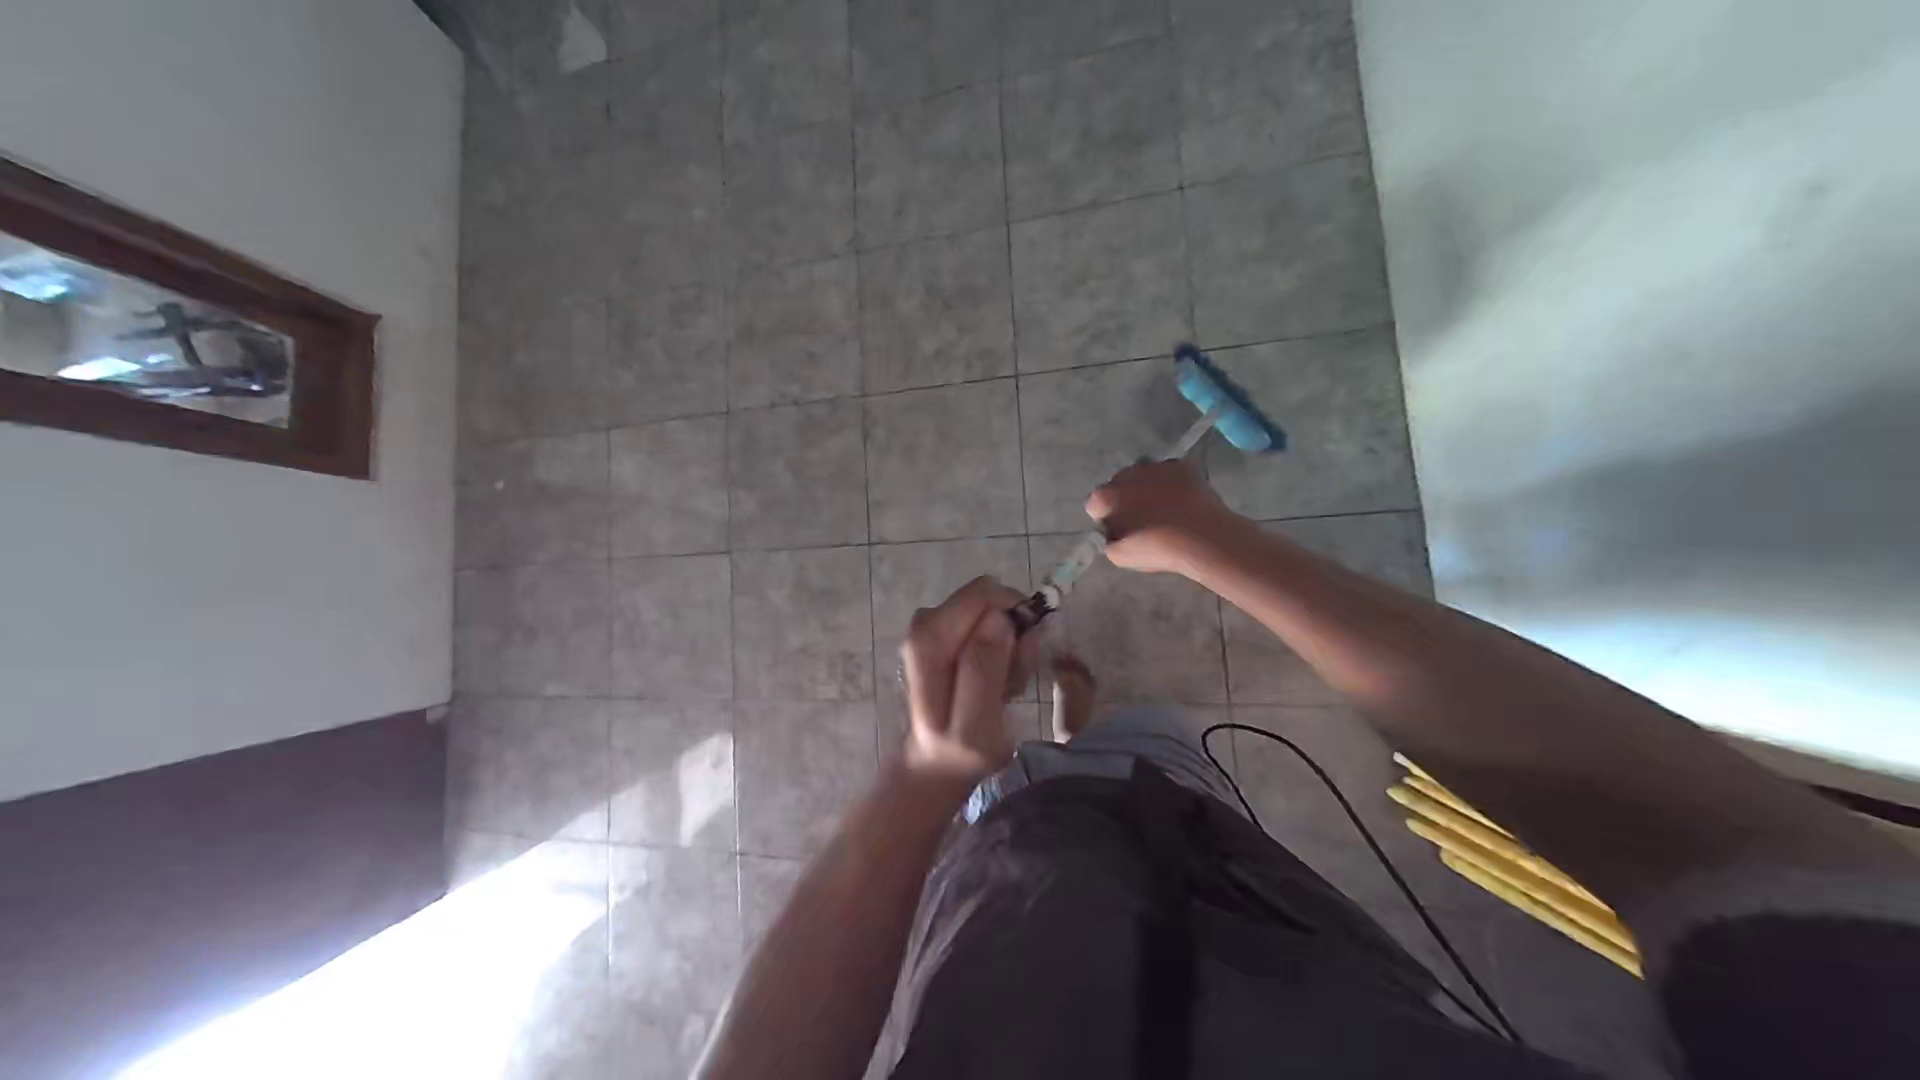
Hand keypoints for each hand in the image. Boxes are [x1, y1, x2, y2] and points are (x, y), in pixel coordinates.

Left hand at [899, 577, 1039, 783]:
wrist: (937, 760)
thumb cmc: (960, 750)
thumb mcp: (977, 723)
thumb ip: (984, 669)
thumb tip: (999, 618)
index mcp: (928, 639)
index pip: (986, 595)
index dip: (1014, 619)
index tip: (1019, 661)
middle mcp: (926, 620)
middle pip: (991, 600)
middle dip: (1014, 635)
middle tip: (1014, 680)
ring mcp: (933, 624)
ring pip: (995, 612)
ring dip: (1011, 649)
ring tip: (1005, 688)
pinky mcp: (945, 631)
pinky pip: (990, 624)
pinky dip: (1003, 652)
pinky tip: (997, 684)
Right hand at [1085, 460, 1246, 575]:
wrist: (1203, 538)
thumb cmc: (1157, 550)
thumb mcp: (1120, 556)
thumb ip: (1108, 540)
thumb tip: (1112, 532)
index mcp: (1105, 496)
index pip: (1095, 505)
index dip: (1105, 518)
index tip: (1120, 530)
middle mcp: (1125, 474)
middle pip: (1118, 485)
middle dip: (1125, 498)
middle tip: (1143, 519)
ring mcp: (1154, 466)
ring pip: (1143, 475)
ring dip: (1147, 486)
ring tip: (1165, 508)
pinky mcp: (1181, 464)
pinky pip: (1169, 472)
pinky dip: (1172, 482)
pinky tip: (1182, 499)